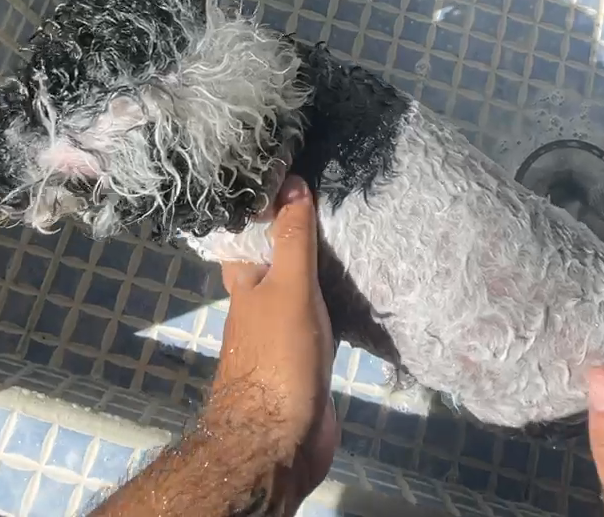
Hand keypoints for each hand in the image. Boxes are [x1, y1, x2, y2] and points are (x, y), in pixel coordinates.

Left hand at [207, 175, 338, 500]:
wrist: (281, 440)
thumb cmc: (278, 355)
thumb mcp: (288, 287)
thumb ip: (292, 238)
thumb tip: (292, 181)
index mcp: (245, 277)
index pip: (247, 225)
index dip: (263, 196)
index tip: (289, 164)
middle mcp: (260, 295)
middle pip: (276, 249)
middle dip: (296, 223)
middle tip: (330, 187)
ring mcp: (283, 322)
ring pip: (300, 278)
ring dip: (319, 256)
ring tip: (349, 221)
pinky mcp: (307, 347)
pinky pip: (321, 307)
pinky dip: (335, 290)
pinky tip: (358, 276)